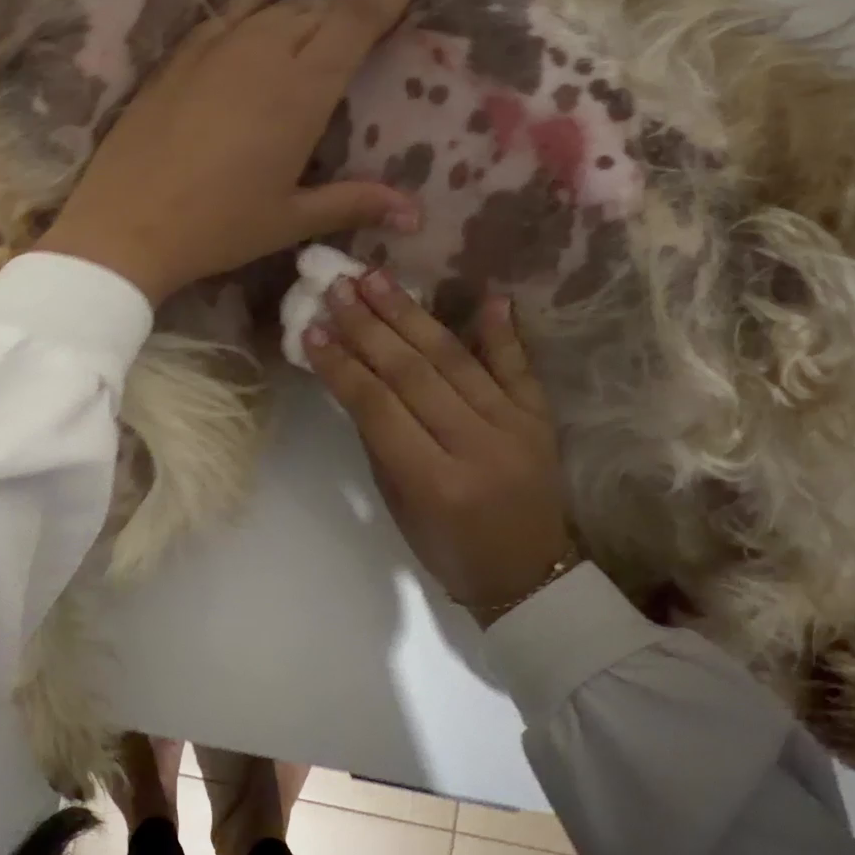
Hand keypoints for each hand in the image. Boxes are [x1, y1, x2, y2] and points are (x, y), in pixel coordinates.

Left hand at [35, 0, 420, 303]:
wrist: (126, 226)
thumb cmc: (215, 228)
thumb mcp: (288, 220)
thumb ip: (351, 204)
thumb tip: (414, 215)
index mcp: (301, 93)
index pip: (351, 27)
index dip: (380, 4)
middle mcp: (262, 57)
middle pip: (314, 13)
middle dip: (345, 9)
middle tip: (364, 15)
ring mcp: (215, 53)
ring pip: (271, 11)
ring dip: (303, 6)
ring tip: (322, 9)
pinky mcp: (178, 61)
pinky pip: (224, 13)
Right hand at [306, 273, 572, 626]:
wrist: (530, 575)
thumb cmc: (447, 548)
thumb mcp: (398, 503)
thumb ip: (380, 439)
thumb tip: (353, 376)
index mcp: (434, 480)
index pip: (378, 407)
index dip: (342, 365)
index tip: (313, 329)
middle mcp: (477, 446)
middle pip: (414, 373)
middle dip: (370, 326)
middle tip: (340, 286)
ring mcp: (515, 427)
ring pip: (455, 359)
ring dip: (413, 315)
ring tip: (379, 278)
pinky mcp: (541, 419)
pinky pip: (518, 367)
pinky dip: (501, 331)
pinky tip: (486, 294)